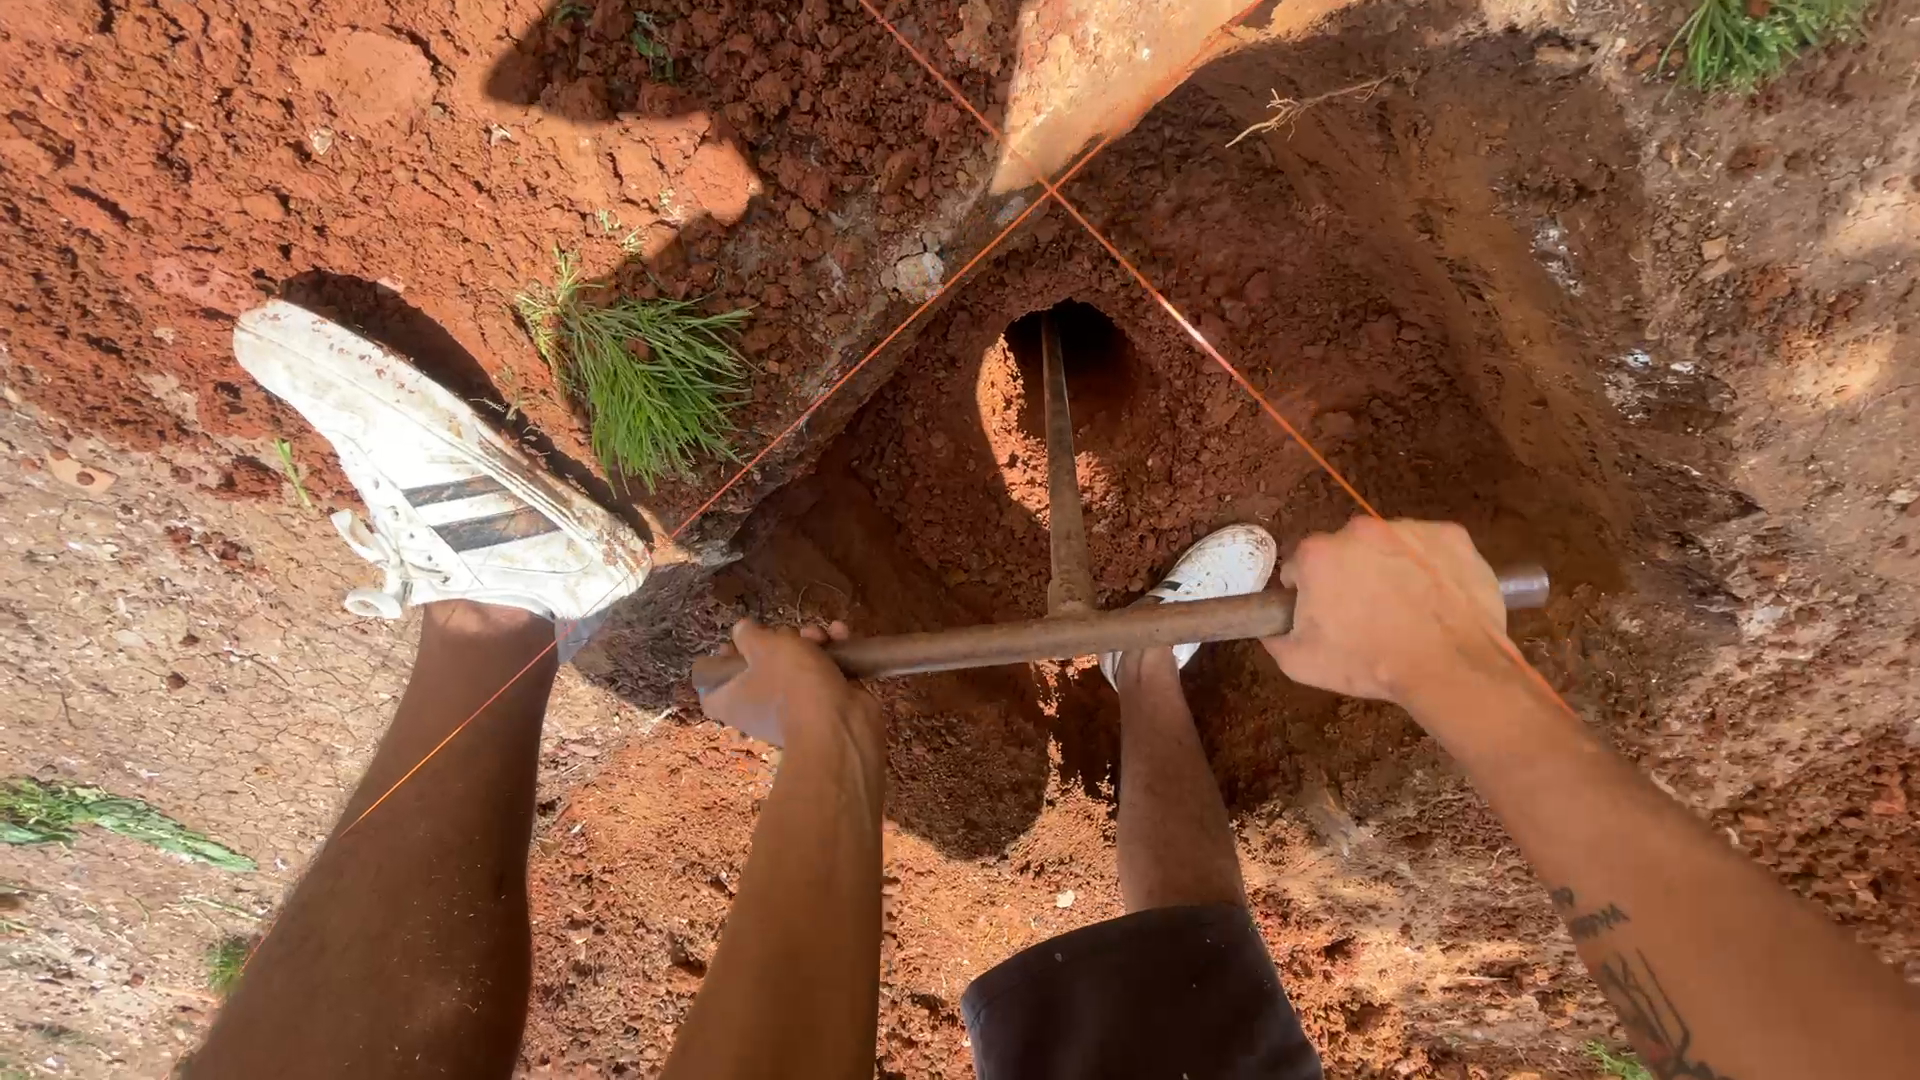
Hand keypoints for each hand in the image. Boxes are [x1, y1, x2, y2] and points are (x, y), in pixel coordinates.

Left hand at [698, 619, 881, 754]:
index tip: (732, 646)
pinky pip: (824, 672)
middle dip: (779, 642)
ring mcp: (795, 706)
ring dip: (810, 642)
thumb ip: (748, 634)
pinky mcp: (825, 703)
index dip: (720, 665)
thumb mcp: (764, 647)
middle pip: (760, 668)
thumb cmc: (791, 684)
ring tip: (820, 635)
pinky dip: (833, 653)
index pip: (710, 688)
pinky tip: (841, 634)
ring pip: (797, 665)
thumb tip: (740, 630)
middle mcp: (759, 706)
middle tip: (788, 633)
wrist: (840, 723)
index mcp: (733, 699)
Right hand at [1263, 517, 1507, 706]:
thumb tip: (1272, 626)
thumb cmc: (1369, 663)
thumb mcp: (1299, 663)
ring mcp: (1409, 528)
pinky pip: (1429, 546)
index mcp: (1316, 553)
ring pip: (1386, 545)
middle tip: (1364, 614)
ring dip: (1387, 567)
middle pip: (1342, 551)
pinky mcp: (1451, 535)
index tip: (1324, 616)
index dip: (1308, 593)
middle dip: (1347, 575)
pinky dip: (1428, 565)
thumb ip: (1274, 637)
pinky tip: (1433, 596)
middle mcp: (1358, 529)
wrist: (1450, 669)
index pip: (1300, 567)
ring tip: (1404, 608)